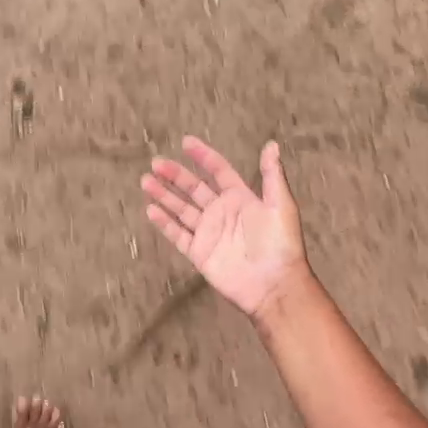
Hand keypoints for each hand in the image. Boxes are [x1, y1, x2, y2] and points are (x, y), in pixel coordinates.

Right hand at [140, 136, 308, 321]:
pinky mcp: (199, 252)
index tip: (185, 142)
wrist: (273, 285)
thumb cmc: (280, 244)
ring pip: (181, 209)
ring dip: (164, 194)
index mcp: (240, 198)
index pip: (218, 171)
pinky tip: (150, 210)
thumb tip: (272, 144)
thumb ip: (272, 175)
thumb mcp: (281, 206)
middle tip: (156, 162)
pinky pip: (177, 234)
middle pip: (194, 188)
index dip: (203, 156)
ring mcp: (208, 232)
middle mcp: (221, 212)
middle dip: (175, 175)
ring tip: (146, 181)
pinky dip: (164, 223)